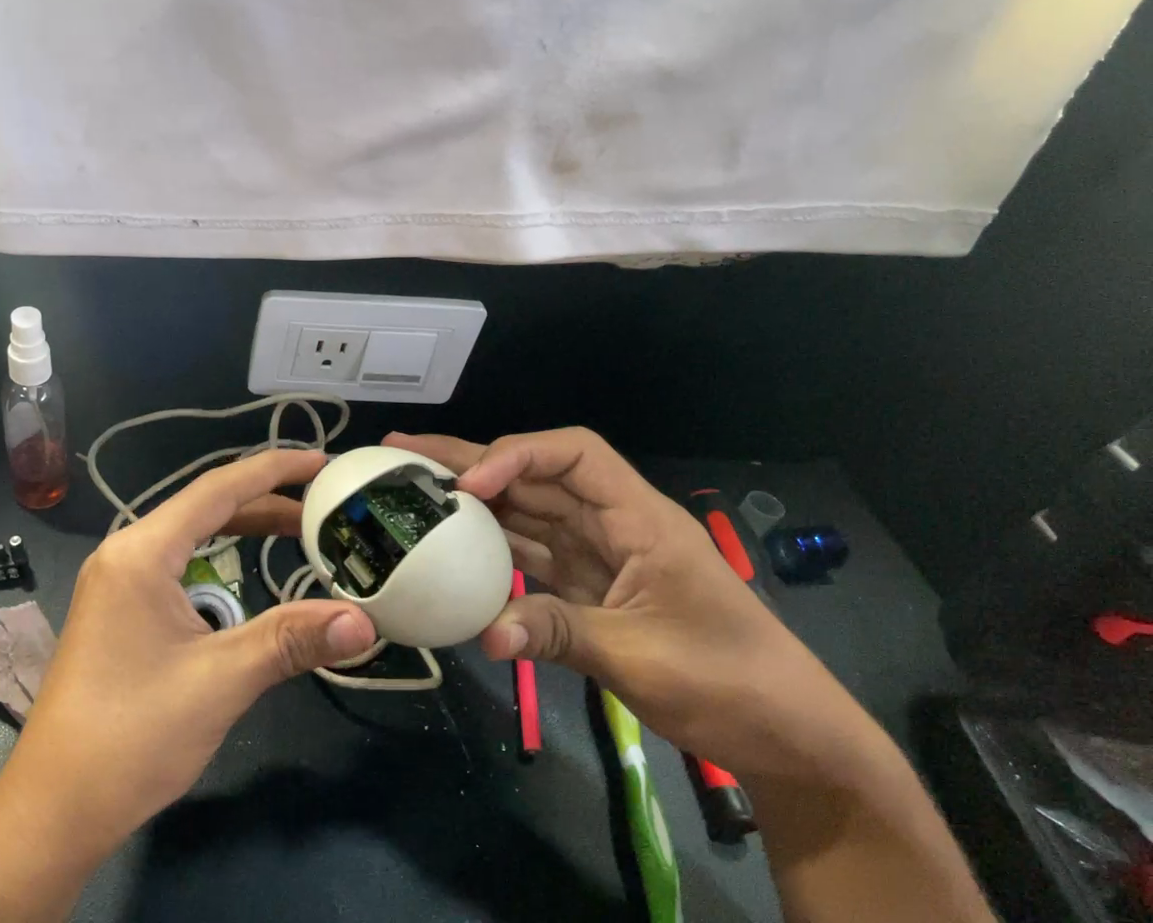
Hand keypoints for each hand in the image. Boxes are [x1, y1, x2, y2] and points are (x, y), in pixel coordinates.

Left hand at [17, 448, 375, 842]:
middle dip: (266, 505)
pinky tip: (247, 589)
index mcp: (141, 552)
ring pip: (190, 541)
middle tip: (326, 508)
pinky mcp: (116, 615)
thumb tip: (364, 622)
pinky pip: (176, 571)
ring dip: (243, 538)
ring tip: (300, 541)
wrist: (56, 804)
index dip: (274, 470)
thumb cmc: (133, 734)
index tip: (324, 461)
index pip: (217, 489)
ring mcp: (115, 586)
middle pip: (205, 509)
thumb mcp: (220, 681)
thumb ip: (290, 640)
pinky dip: (219, 570)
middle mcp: (124, 555)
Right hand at [386, 428, 881, 783]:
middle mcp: (614, 526)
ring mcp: (599, 558)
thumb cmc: (731, 681)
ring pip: (527, 513)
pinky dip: (489, 550)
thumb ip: (560, 633)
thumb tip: (484, 633)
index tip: (468, 486)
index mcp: (640, 520)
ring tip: (409, 489)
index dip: (516, 455)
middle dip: (471, 461)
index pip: (574, 454)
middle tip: (401, 452)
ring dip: (471, 501)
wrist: (784, 734)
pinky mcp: (589, 589)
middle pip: (536, 475)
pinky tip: (446, 547)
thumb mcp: (643, 656)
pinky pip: (531, 557)